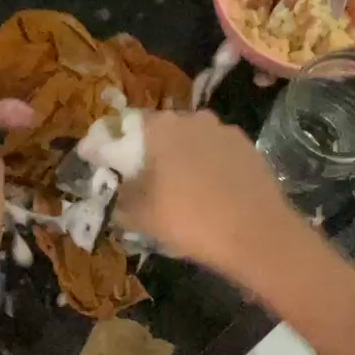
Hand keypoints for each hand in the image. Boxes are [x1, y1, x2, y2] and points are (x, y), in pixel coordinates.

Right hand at [108, 110, 308, 274]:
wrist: (257, 235)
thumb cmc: (190, 221)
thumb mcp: (142, 217)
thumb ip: (120, 199)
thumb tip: (113, 191)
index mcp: (160, 128)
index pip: (123, 128)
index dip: (108, 147)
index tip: (97, 162)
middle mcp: (193, 119)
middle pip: (159, 132)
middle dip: (146, 152)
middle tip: (138, 181)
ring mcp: (225, 131)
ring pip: (191, 141)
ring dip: (179, 159)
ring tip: (175, 189)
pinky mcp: (248, 149)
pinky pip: (215, 154)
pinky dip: (205, 168)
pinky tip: (206, 193)